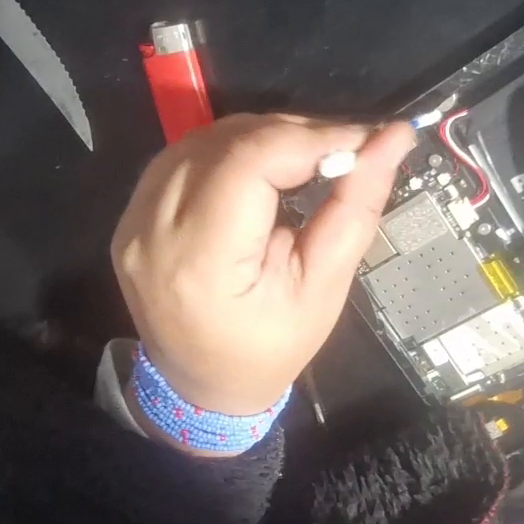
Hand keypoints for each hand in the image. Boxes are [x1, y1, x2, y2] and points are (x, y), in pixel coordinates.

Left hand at [112, 114, 412, 416]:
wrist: (203, 388)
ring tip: (308, 161)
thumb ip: (354, 210)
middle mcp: (153, 232)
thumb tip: (393, 139)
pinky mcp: (130, 217)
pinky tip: (263, 170)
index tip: (362, 143)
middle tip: (342, 152)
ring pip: (204, 139)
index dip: (311, 138)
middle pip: (227, 142)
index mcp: (201, 263)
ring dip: (263, 138)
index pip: (250, 162)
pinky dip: (231, 152)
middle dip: (293, 135)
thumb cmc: (271, 349)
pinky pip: (183, 158)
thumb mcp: (323, 289)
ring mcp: (133, 222)